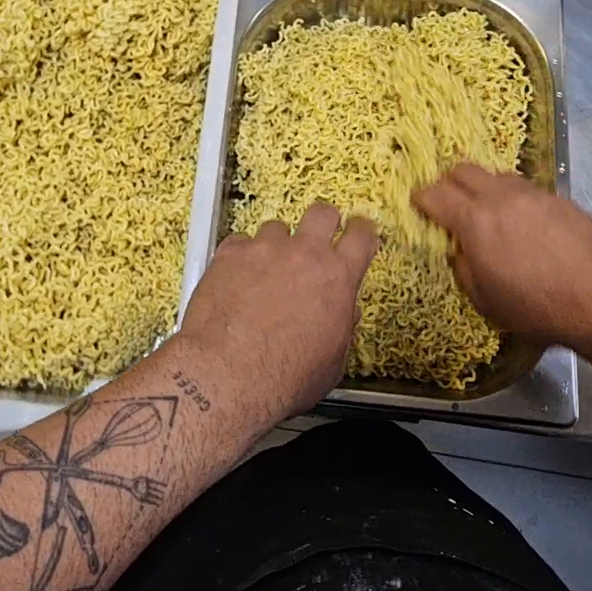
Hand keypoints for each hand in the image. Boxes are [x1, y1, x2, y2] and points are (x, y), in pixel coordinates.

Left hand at [175, 203, 377, 422]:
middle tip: (317, 237)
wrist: (228, 374)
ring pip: (276, 227)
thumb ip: (342, 327)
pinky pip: (240, 242)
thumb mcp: (332, 361)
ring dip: (276, 246)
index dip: (362, 230)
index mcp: (337, 278)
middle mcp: (304, 254)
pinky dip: (241, 258)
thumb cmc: (284, 378)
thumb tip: (345, 314)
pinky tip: (237, 280)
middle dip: (323, 221)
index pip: (361, 236)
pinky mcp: (231, 253)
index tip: (359, 231)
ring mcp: (265, 249)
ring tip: (266, 272)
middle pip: (322, 213)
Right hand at [413, 164, 591, 359]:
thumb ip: (463, 267)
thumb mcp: (485, 300)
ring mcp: (532, 193)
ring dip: (483, 187)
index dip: (421, 197)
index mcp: (474, 220)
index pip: (436, 194)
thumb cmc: (538, 307)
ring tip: (487, 211)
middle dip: (448, 182)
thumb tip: (460, 248)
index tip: (418, 202)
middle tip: (448, 201)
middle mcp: (500, 197)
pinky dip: (512, 198)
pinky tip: (522, 222)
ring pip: (495, 175)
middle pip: (463, 169)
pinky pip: (524, 188)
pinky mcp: (558, 198)